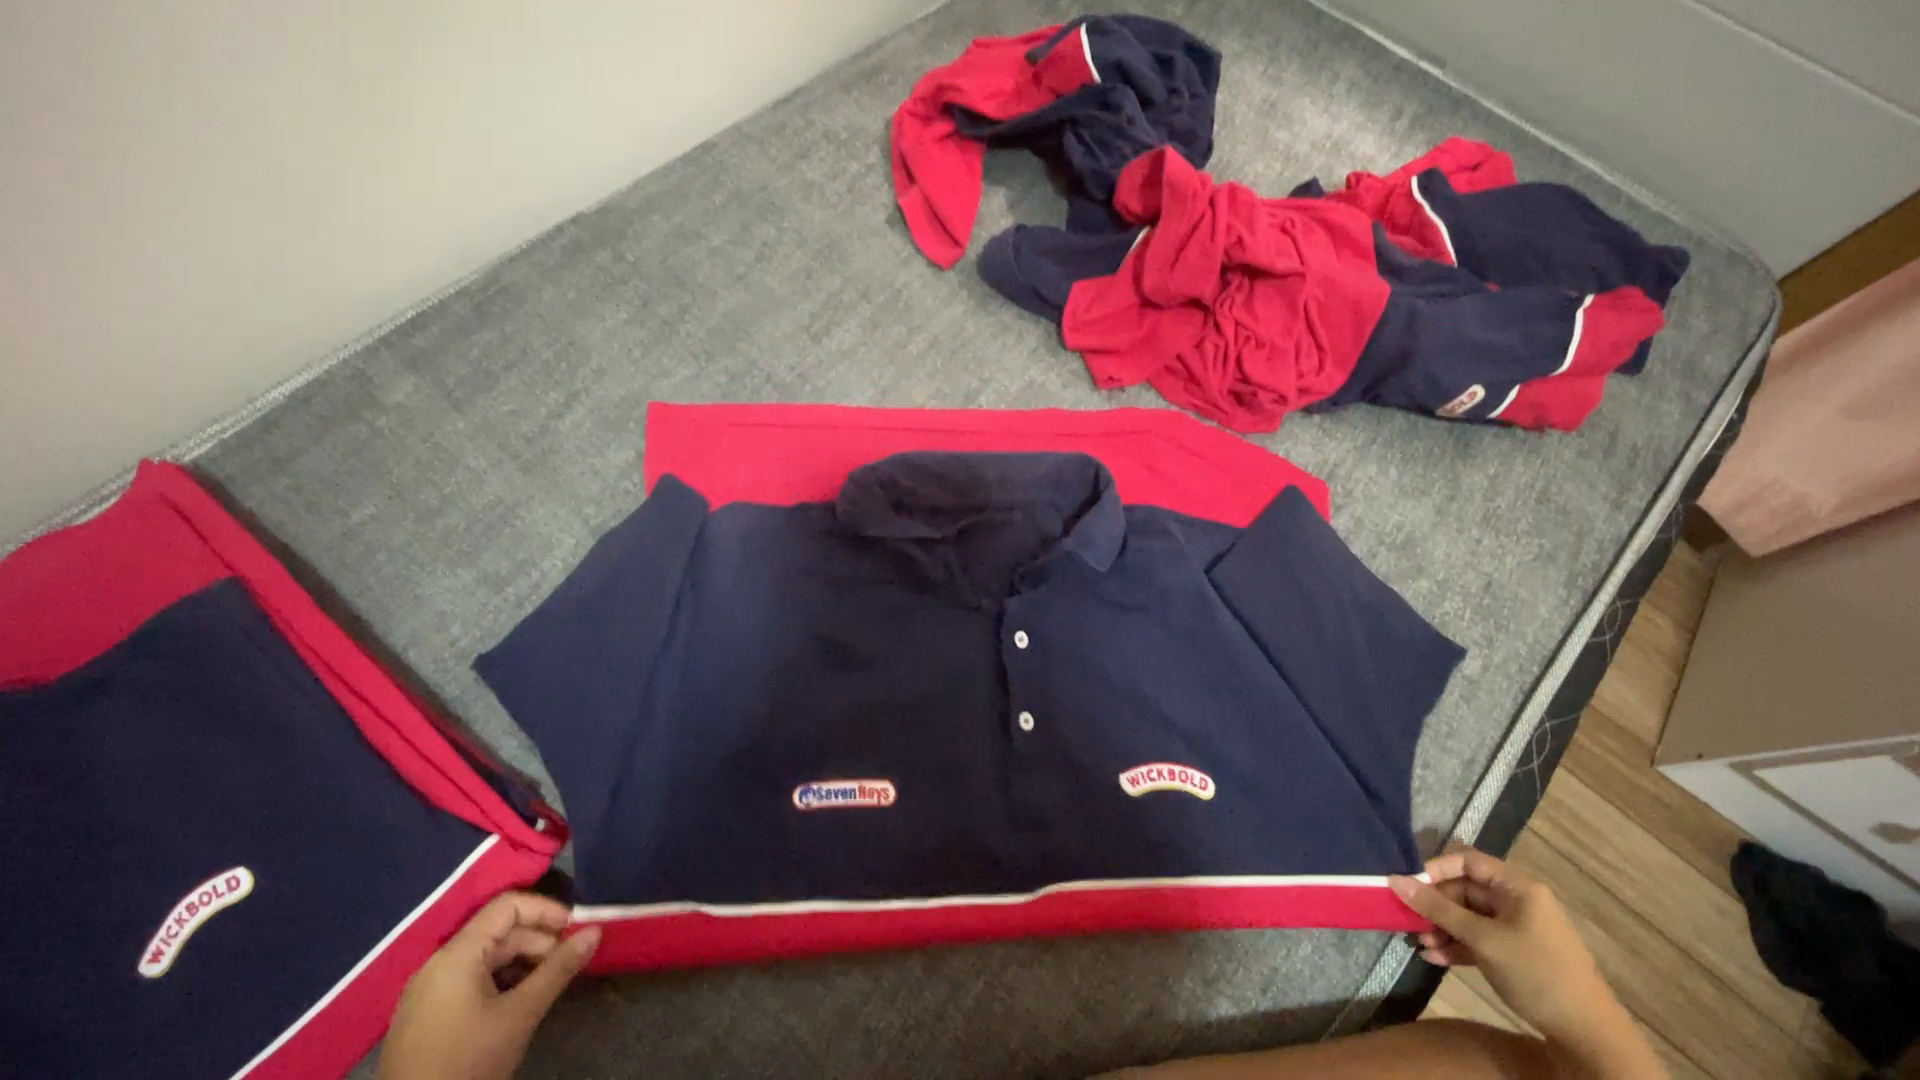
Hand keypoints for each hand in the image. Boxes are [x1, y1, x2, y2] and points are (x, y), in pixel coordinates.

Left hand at [378, 893, 600, 1079]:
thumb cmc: (468, 1063)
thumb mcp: (521, 1014)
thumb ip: (559, 968)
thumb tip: (595, 931)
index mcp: (456, 955)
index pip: (507, 906)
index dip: (545, 910)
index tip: (575, 930)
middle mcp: (438, 963)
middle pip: (498, 932)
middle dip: (538, 942)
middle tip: (568, 966)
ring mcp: (428, 991)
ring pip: (486, 958)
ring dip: (523, 963)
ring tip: (548, 986)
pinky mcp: (426, 1015)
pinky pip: (470, 981)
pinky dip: (501, 982)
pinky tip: (518, 1004)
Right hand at [1390, 847, 1615, 1041]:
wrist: (1586, 1032)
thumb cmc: (1536, 972)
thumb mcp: (1483, 939)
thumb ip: (1438, 909)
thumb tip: (1395, 880)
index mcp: (1517, 888)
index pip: (1469, 862)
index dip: (1437, 868)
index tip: (1409, 885)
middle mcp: (1516, 902)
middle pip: (1464, 891)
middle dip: (1435, 907)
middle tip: (1410, 922)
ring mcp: (1515, 929)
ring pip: (1467, 917)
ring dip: (1441, 929)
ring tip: (1421, 946)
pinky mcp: (1512, 953)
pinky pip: (1476, 939)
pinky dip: (1456, 946)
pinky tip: (1435, 958)